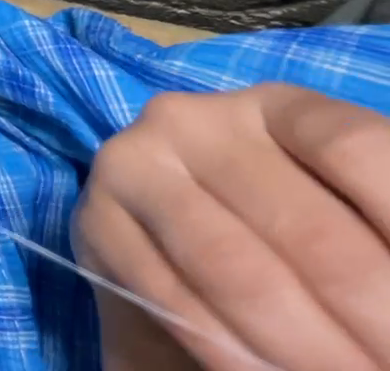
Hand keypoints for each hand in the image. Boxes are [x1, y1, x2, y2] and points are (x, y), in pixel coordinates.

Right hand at [71, 84, 389, 370]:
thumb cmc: (310, 243)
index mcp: (276, 107)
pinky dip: (230, 352)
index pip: (359, 150)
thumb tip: (383, 292)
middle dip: (376, 323)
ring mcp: (128, 164)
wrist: (204, 261)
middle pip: (310, 233)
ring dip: (307, 350)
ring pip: (235, 270)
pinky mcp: (93, 220)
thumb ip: (376, 232)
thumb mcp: (359, 219)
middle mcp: (189, 120)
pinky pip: (168, 294)